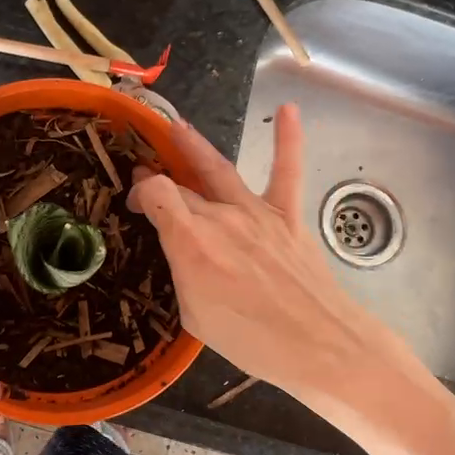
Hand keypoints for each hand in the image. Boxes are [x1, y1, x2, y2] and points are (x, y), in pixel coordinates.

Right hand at [126, 104, 411, 402]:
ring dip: (195, 146)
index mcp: (192, 241)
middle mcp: (221, 217)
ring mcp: (257, 212)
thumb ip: (183, 270)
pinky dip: (289, 140)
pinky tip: (289, 110)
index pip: (155, 192)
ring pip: (219, 168)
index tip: (135, 205)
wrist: (318, 345)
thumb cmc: (251, 341)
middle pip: (183, 186)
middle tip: (149, 179)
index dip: (140, 192)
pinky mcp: (288, 216)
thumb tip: (179, 245)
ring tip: (178, 127)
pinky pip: (287, 172)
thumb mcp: (194, 314)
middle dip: (160, 179)